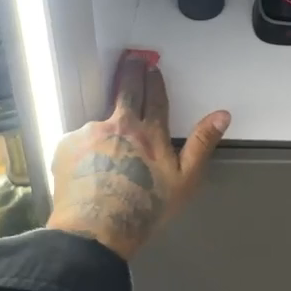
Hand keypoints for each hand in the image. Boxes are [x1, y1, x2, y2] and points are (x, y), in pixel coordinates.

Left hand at [45, 54, 229, 261]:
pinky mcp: (67, 145)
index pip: (154, 97)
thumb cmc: (146, 208)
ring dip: (106, 123)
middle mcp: (120, 124)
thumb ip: (203, 143)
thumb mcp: (185, 180)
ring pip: (100, 120)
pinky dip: (84, 149)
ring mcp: (91, 132)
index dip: (154, 81)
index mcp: (150, 132)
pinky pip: (78, 141)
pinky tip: (86, 167)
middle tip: (131, 59)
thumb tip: (223, 114)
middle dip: (130, 72)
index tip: (151, 67)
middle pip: (126, 90)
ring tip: (105, 141)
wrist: (95, 230)